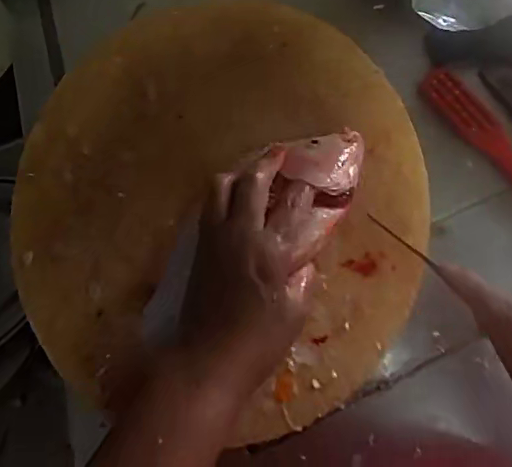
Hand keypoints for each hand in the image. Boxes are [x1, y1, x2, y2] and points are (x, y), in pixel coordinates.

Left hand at [174, 147, 326, 397]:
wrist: (207, 358)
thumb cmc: (258, 343)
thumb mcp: (294, 313)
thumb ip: (303, 277)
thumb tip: (305, 254)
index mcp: (271, 252)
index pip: (291, 205)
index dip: (303, 187)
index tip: (312, 175)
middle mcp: (241, 233)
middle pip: (252, 182)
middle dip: (268, 162)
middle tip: (280, 153)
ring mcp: (215, 234)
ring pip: (222, 185)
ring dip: (239, 173)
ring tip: (253, 172)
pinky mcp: (199, 242)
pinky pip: (210, 203)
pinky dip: (223, 191)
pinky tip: (232, 197)